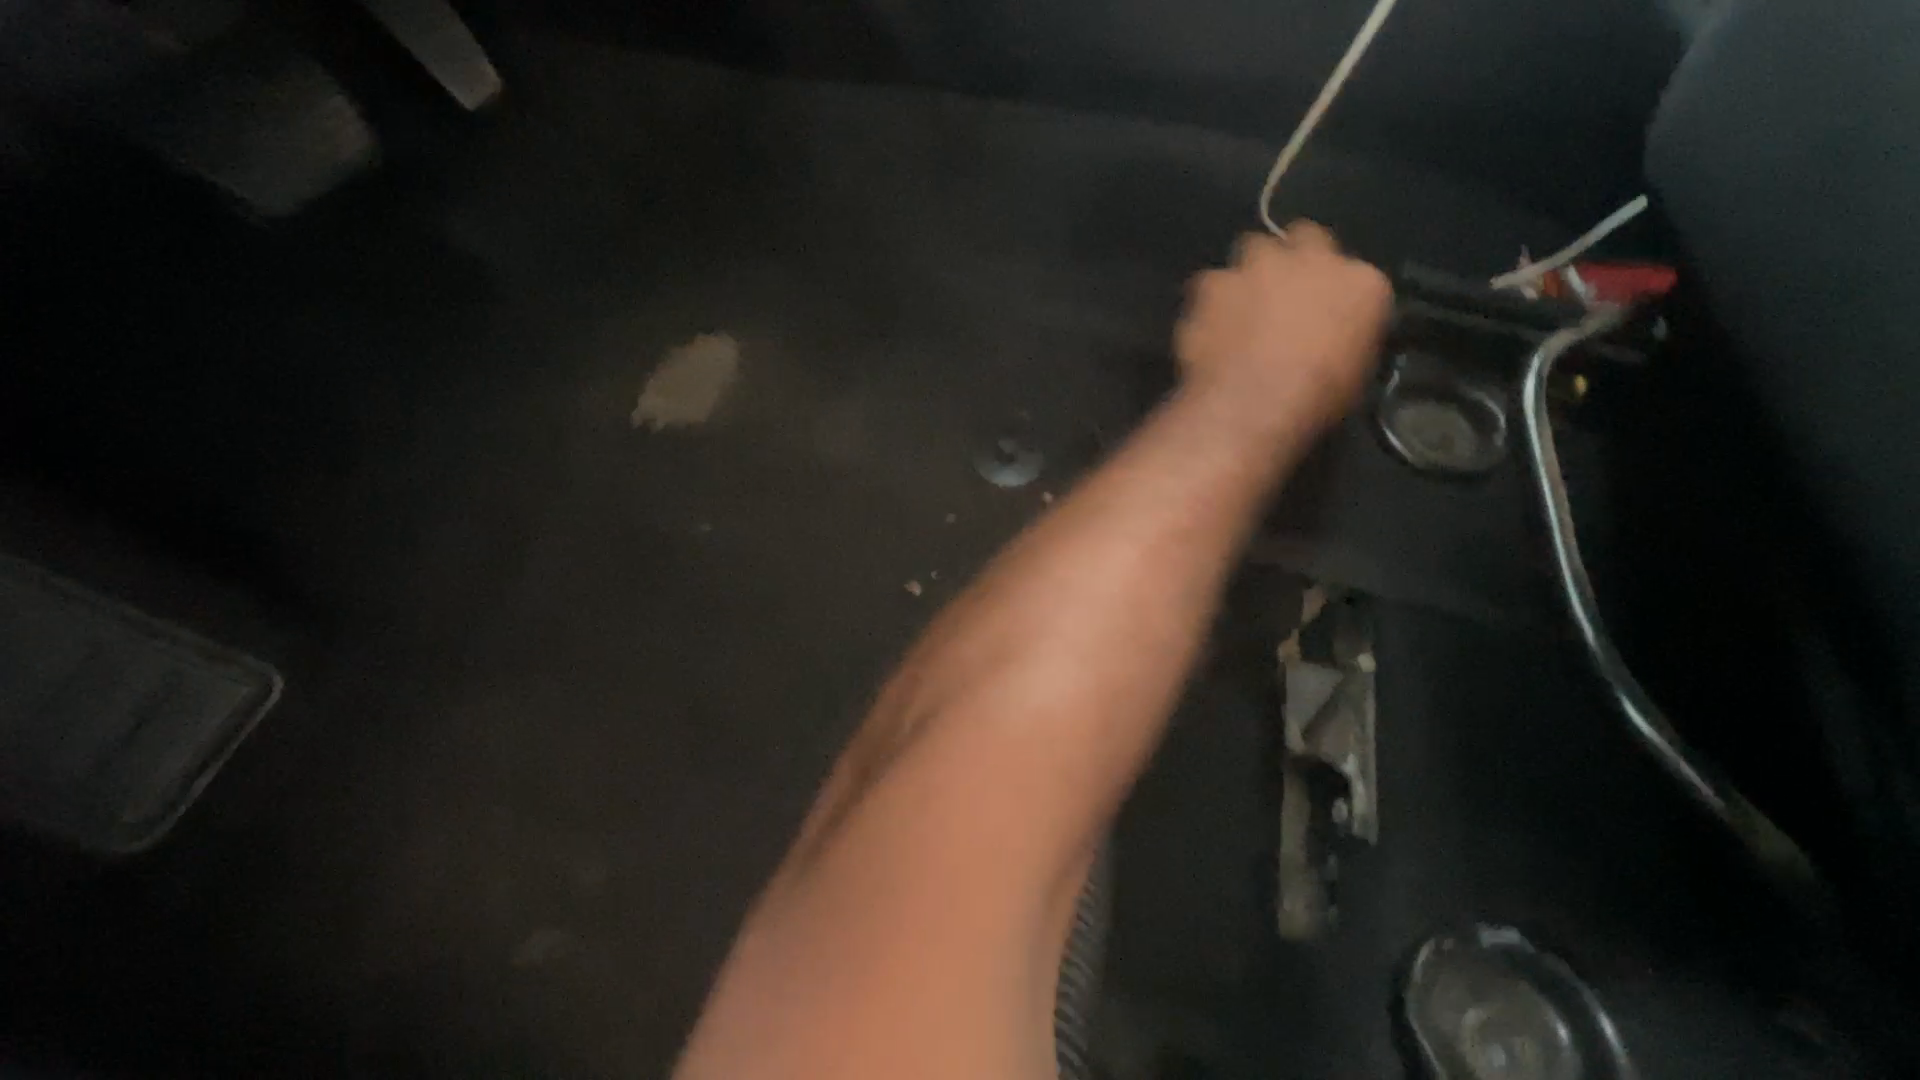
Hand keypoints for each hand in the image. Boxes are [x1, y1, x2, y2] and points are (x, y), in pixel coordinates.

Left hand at [1175, 222, 1392, 433]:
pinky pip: (1209, 286)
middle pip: (1300, 239)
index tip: (1319, 303)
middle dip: (1290, 261)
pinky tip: (1207, 329)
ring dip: (1251, 273)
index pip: (1349, 267)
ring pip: (1250, 249)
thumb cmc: (1316, 398)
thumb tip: (1336, 334)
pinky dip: (1210, 303)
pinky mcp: (1210, 284)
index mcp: (1360, 282)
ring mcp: (1255, 266)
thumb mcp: (1356, 370)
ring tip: (1238, 309)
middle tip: (1278, 295)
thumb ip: (1347, 333)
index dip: (1330, 282)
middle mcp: (1310, 259)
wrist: (1253, 403)